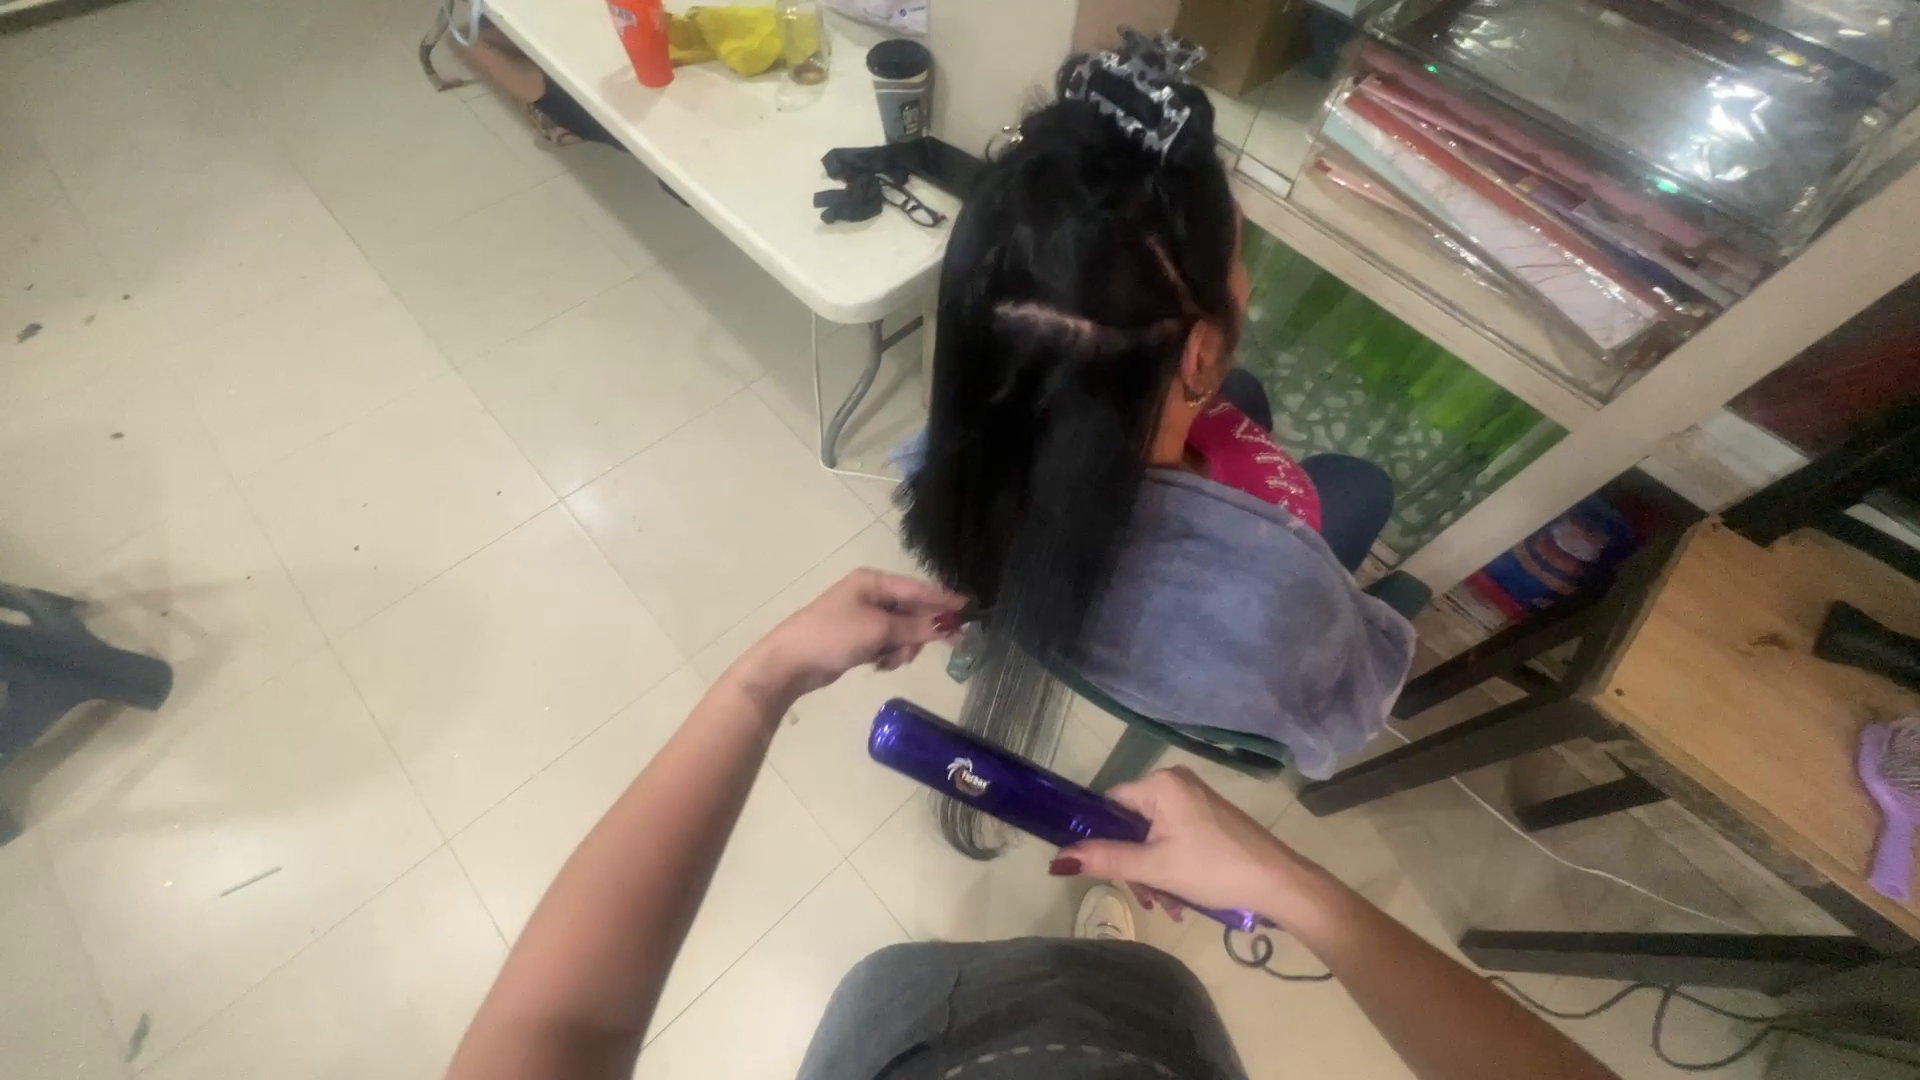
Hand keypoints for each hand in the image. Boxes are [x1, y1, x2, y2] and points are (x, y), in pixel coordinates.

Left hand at [732, 568, 964, 703]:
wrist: (790, 662)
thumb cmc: (833, 635)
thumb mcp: (879, 630)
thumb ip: (916, 628)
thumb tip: (949, 624)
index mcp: (874, 581)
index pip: (919, 589)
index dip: (945, 600)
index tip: (970, 611)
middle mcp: (871, 594)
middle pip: (912, 610)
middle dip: (923, 630)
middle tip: (952, 645)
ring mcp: (864, 616)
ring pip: (902, 630)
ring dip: (904, 646)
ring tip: (892, 659)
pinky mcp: (858, 637)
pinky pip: (887, 642)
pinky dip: (889, 653)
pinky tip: (880, 665)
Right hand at [1056, 767, 1326, 923]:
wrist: (1281, 885)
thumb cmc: (1215, 870)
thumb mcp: (1156, 868)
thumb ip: (1106, 860)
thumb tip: (1058, 860)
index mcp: (1160, 783)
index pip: (1109, 804)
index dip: (1102, 837)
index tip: (1108, 870)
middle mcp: (1174, 781)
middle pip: (1131, 823)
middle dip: (1136, 865)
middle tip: (1150, 900)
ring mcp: (1194, 797)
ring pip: (1153, 835)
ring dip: (1154, 872)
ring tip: (1170, 906)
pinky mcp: (1208, 814)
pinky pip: (1173, 835)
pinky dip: (1172, 864)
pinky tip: (1182, 898)